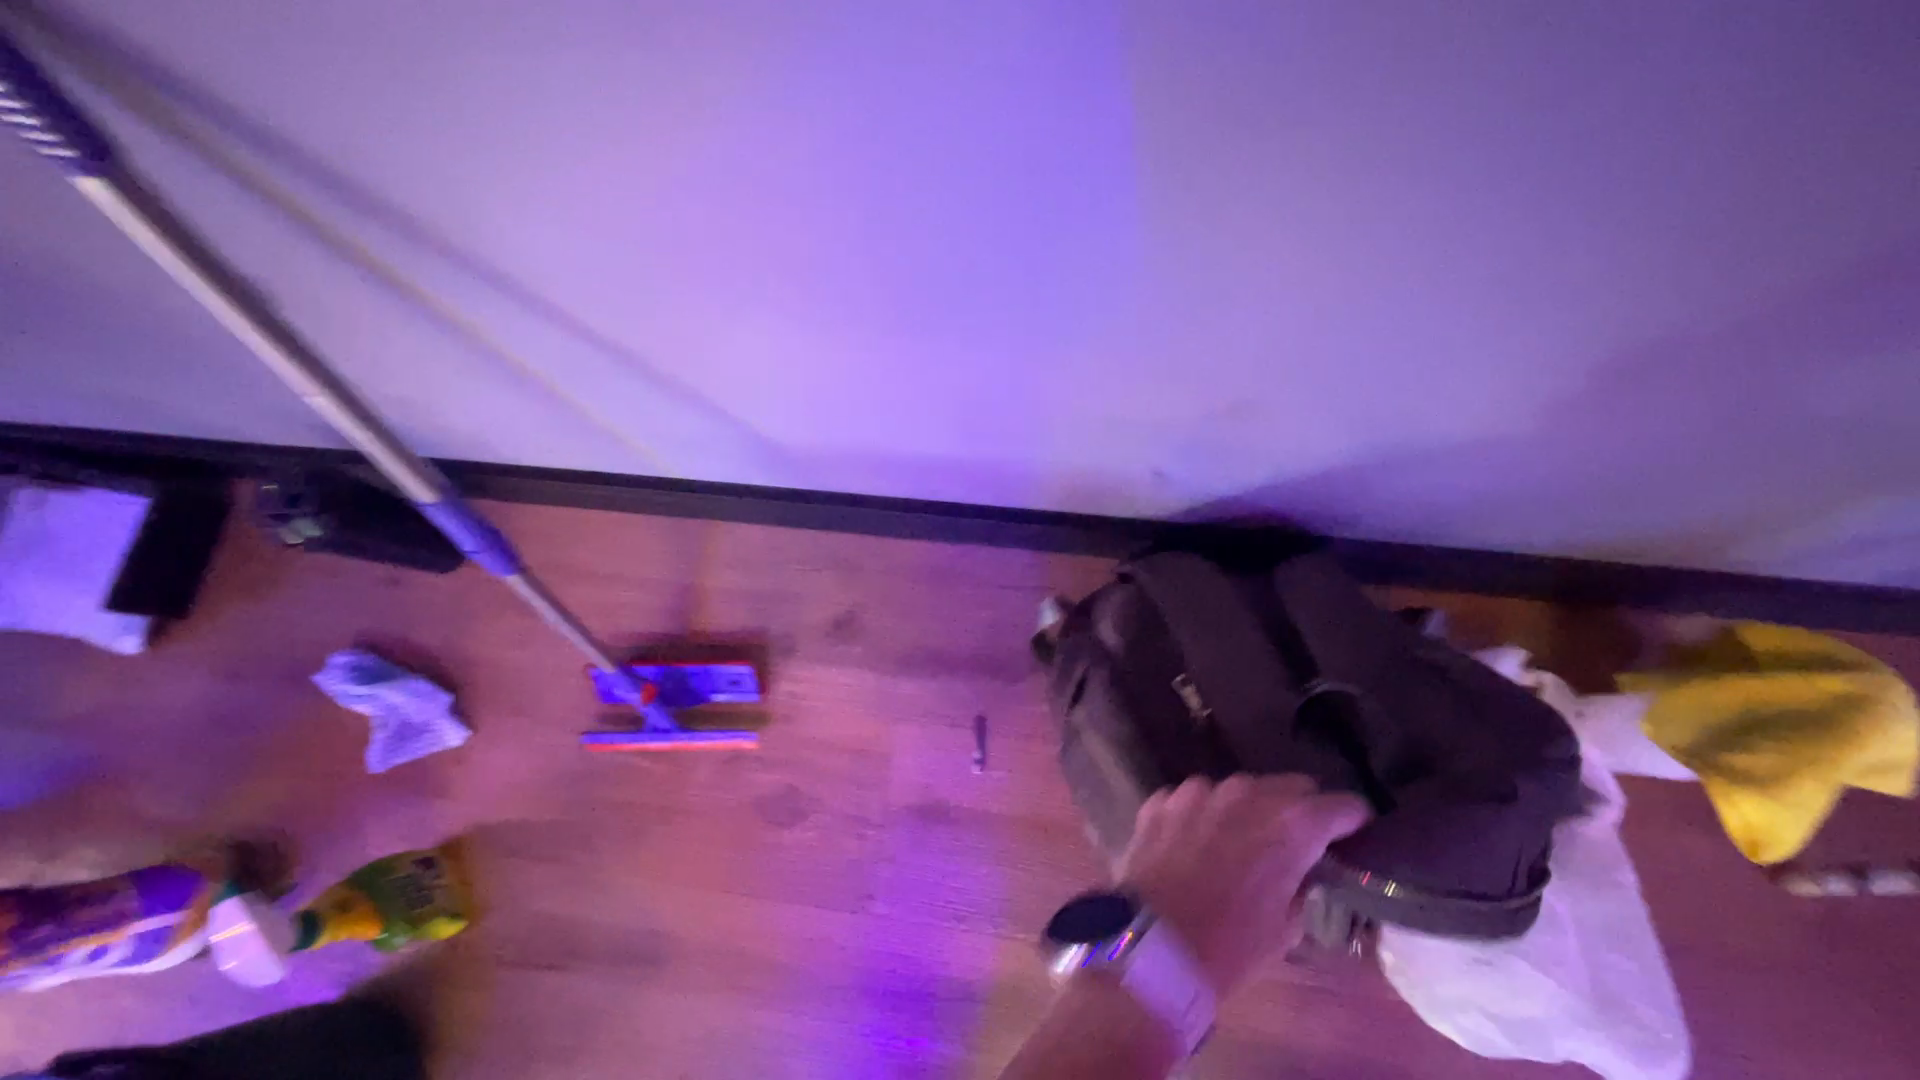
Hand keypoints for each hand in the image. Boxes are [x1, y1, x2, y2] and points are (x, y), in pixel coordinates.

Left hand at [1117, 774, 1370, 997]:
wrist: (1153, 946)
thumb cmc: (1231, 945)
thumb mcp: (1287, 923)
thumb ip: (1303, 882)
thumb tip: (1304, 869)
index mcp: (1291, 824)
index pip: (1342, 805)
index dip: (1351, 820)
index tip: (1351, 834)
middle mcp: (1247, 793)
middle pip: (1290, 787)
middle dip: (1298, 809)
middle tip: (1292, 842)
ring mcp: (1198, 791)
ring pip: (1238, 789)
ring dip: (1245, 810)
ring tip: (1236, 844)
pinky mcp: (1162, 800)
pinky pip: (1194, 800)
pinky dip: (1201, 817)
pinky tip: (1194, 846)